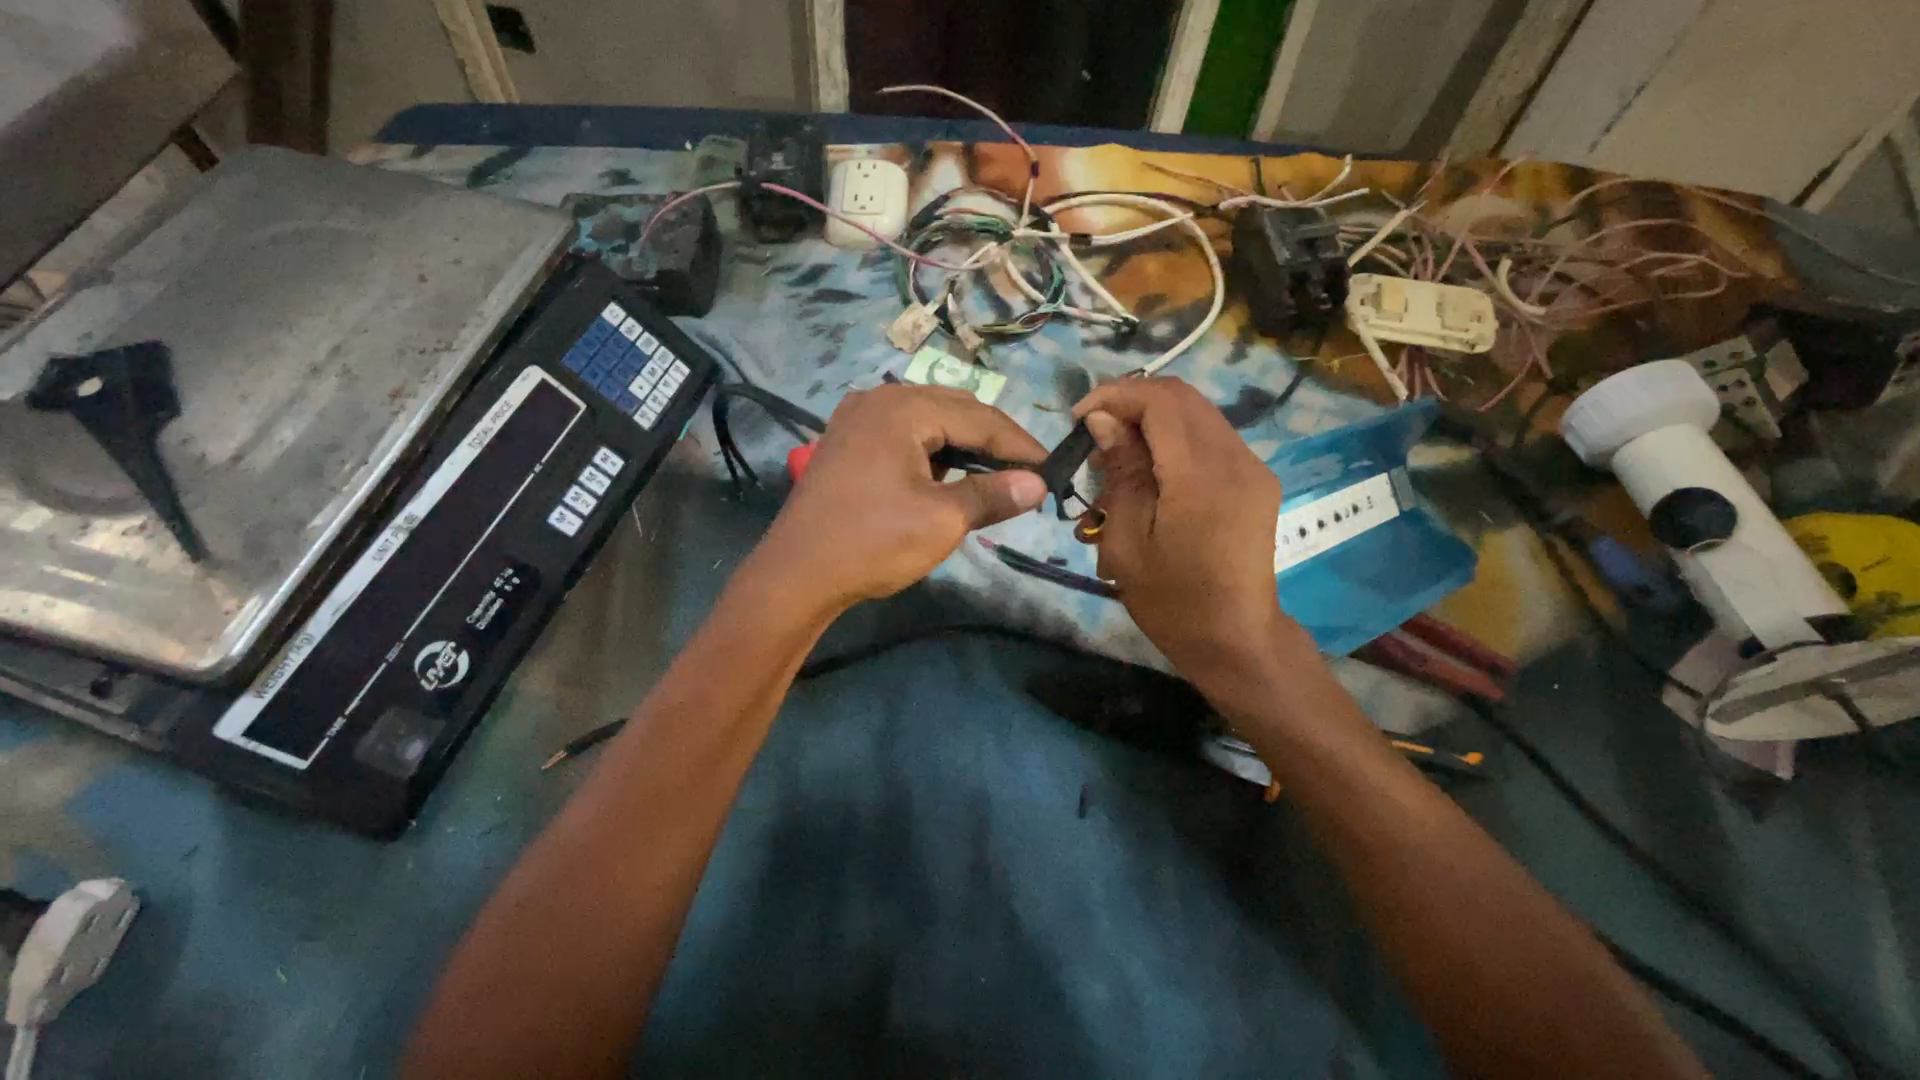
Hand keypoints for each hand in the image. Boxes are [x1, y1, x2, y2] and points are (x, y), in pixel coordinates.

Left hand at [755, 385, 1047, 611]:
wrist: (796, 575)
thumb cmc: (872, 543)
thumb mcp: (942, 520)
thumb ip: (992, 495)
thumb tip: (1038, 484)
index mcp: (903, 407)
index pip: (979, 417)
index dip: (1020, 445)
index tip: (1053, 470)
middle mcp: (878, 399)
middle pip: (953, 409)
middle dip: (993, 440)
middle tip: (1027, 475)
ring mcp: (856, 419)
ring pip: (927, 421)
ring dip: (962, 445)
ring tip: (993, 477)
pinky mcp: (846, 442)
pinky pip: (902, 434)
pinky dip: (931, 451)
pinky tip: (946, 476)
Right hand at [1075, 378, 1302, 688]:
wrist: (1236, 640)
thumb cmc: (1172, 603)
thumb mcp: (1128, 542)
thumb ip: (1121, 472)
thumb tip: (1104, 419)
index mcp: (1202, 478)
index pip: (1161, 402)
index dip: (1116, 395)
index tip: (1079, 417)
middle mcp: (1237, 460)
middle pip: (1183, 397)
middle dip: (1133, 400)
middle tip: (1094, 430)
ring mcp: (1253, 468)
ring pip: (1199, 413)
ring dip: (1153, 417)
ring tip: (1116, 450)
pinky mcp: (1257, 480)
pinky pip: (1211, 437)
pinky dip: (1175, 436)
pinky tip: (1149, 466)